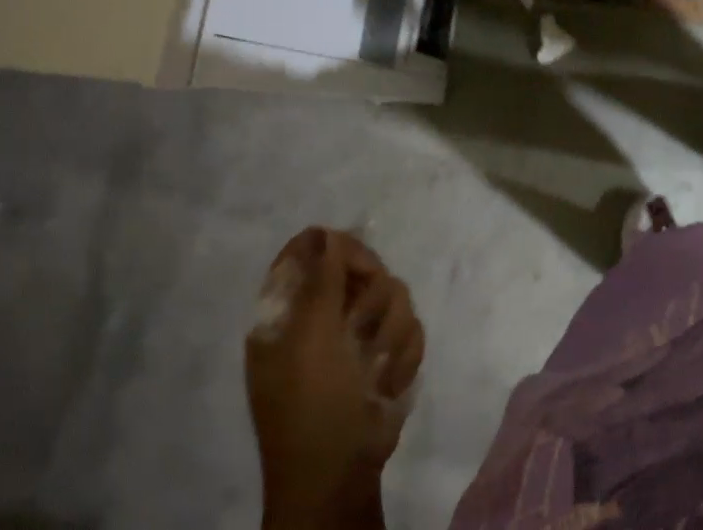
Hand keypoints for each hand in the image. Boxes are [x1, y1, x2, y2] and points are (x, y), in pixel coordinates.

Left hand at [245, 227, 423, 527]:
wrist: (340, 470)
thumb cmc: (314, 403)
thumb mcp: (309, 338)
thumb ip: (321, 280)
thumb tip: (325, 232)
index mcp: (291, 307)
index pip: (315, 248)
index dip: (342, 252)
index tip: (361, 273)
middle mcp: (324, 313)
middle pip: (364, 267)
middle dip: (374, 300)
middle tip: (365, 331)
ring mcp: (357, 334)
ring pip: (396, 296)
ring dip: (391, 334)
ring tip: (376, 370)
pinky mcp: (385, 354)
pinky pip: (411, 329)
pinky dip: (403, 356)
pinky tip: (388, 382)